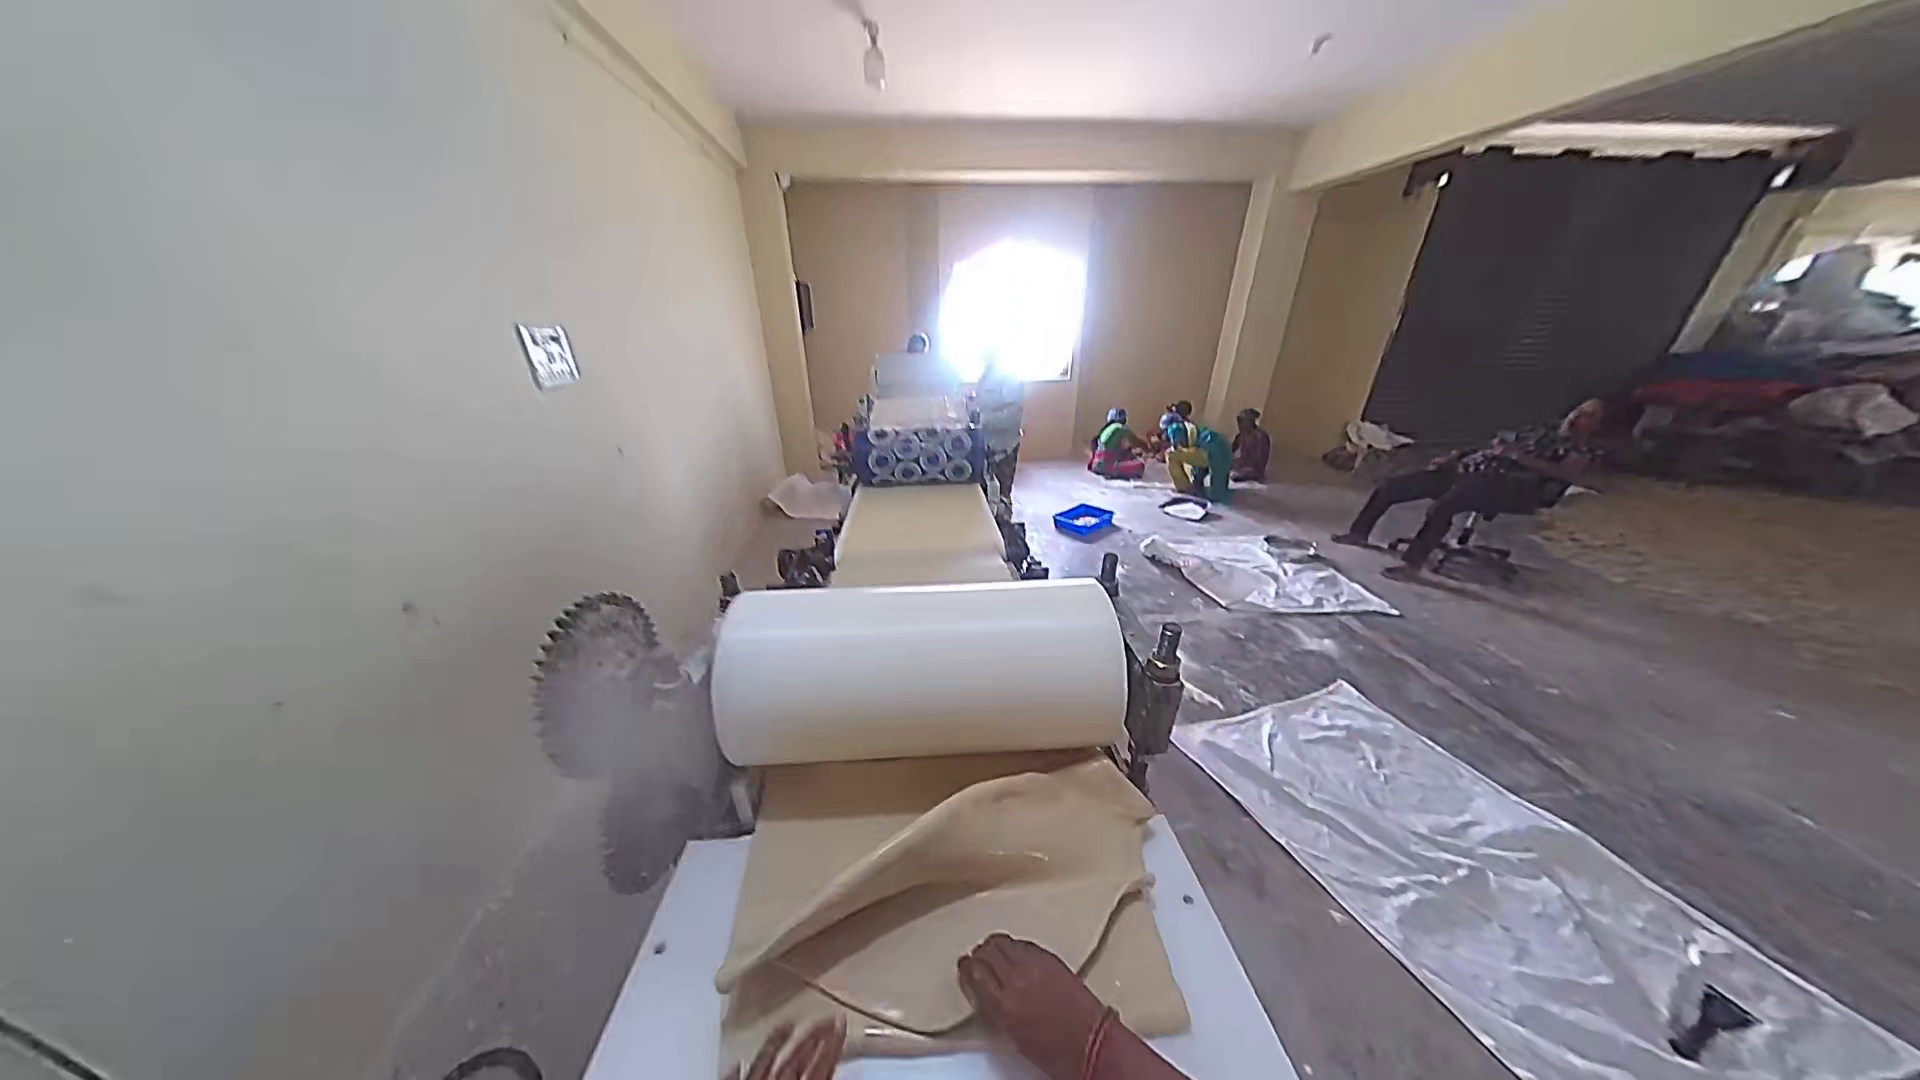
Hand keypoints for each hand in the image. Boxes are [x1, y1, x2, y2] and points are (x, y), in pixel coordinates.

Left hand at [724, 1017, 845, 1079]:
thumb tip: (836, 1078)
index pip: (819, 1066)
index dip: (832, 1044)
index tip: (839, 1025)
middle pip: (795, 1057)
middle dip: (812, 1036)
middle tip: (826, 1021)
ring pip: (764, 1062)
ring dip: (776, 1042)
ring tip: (786, 1025)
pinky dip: (735, 1073)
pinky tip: (736, 1065)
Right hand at [958, 935, 1109, 1079]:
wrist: (1090, 1043)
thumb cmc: (1055, 1051)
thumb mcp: (1012, 1034)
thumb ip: (994, 1007)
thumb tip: (984, 991)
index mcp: (1002, 1006)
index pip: (973, 973)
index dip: (966, 968)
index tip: (965, 968)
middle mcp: (1014, 980)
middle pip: (986, 952)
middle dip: (979, 954)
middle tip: (978, 959)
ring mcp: (1032, 964)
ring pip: (1002, 941)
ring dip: (994, 946)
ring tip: (994, 952)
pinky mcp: (1048, 956)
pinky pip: (1022, 943)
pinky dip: (1014, 946)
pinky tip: (1015, 953)